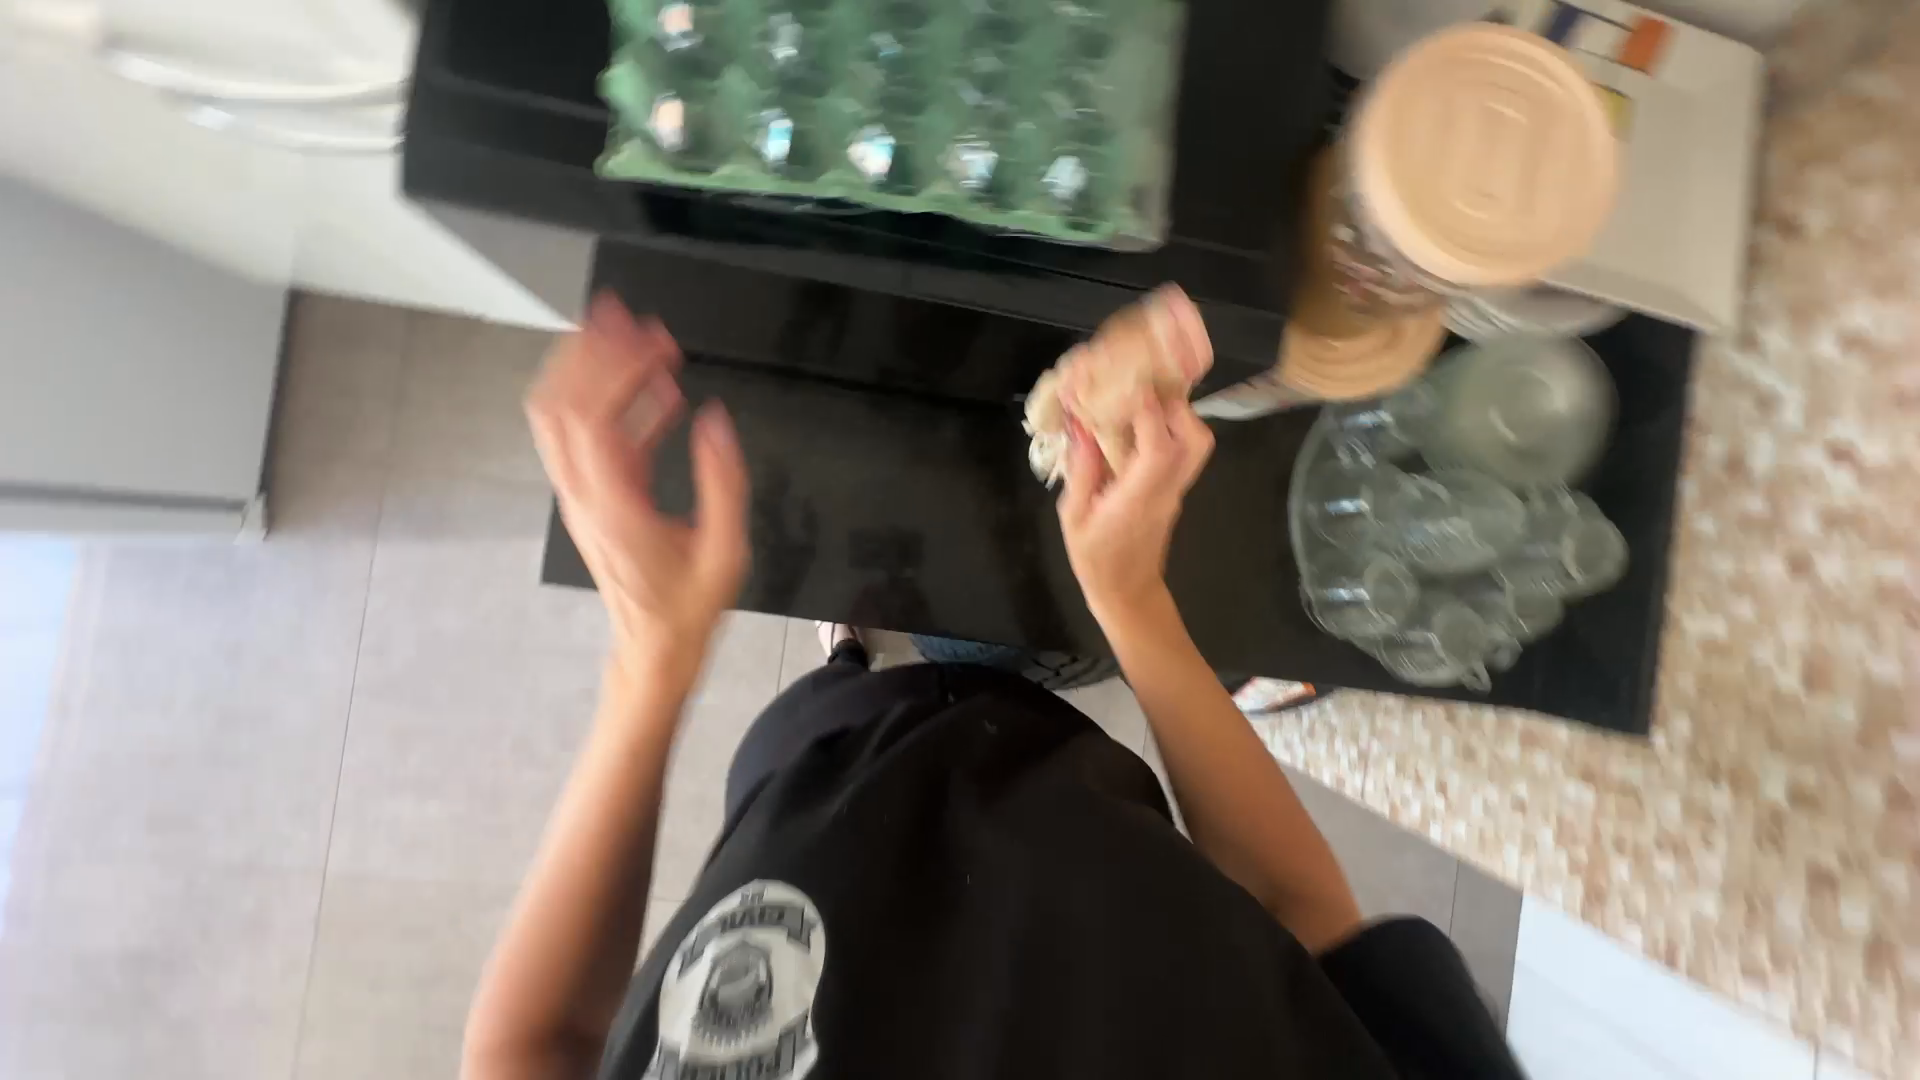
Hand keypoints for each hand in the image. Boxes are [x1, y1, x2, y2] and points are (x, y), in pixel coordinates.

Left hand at [526, 294, 749, 691]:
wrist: (653, 644)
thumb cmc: (688, 605)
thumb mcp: (724, 548)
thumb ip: (722, 482)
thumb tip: (717, 420)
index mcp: (614, 503)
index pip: (596, 417)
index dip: (617, 368)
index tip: (653, 338)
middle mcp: (584, 492)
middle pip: (560, 404)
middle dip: (589, 351)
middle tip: (623, 314)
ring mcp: (580, 494)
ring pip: (558, 416)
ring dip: (585, 369)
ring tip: (624, 334)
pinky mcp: (591, 497)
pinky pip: (585, 438)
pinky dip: (610, 403)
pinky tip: (652, 391)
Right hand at [1058, 394, 1212, 626]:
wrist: (1127, 592)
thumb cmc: (1095, 559)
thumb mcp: (1073, 516)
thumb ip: (1081, 470)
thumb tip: (1082, 427)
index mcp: (1139, 497)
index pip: (1160, 447)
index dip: (1149, 412)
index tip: (1127, 388)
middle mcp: (1167, 490)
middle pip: (1195, 439)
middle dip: (1173, 407)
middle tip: (1141, 392)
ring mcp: (1177, 491)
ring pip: (1198, 444)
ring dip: (1177, 417)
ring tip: (1142, 406)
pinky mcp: (1175, 491)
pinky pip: (1186, 453)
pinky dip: (1172, 430)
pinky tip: (1140, 426)